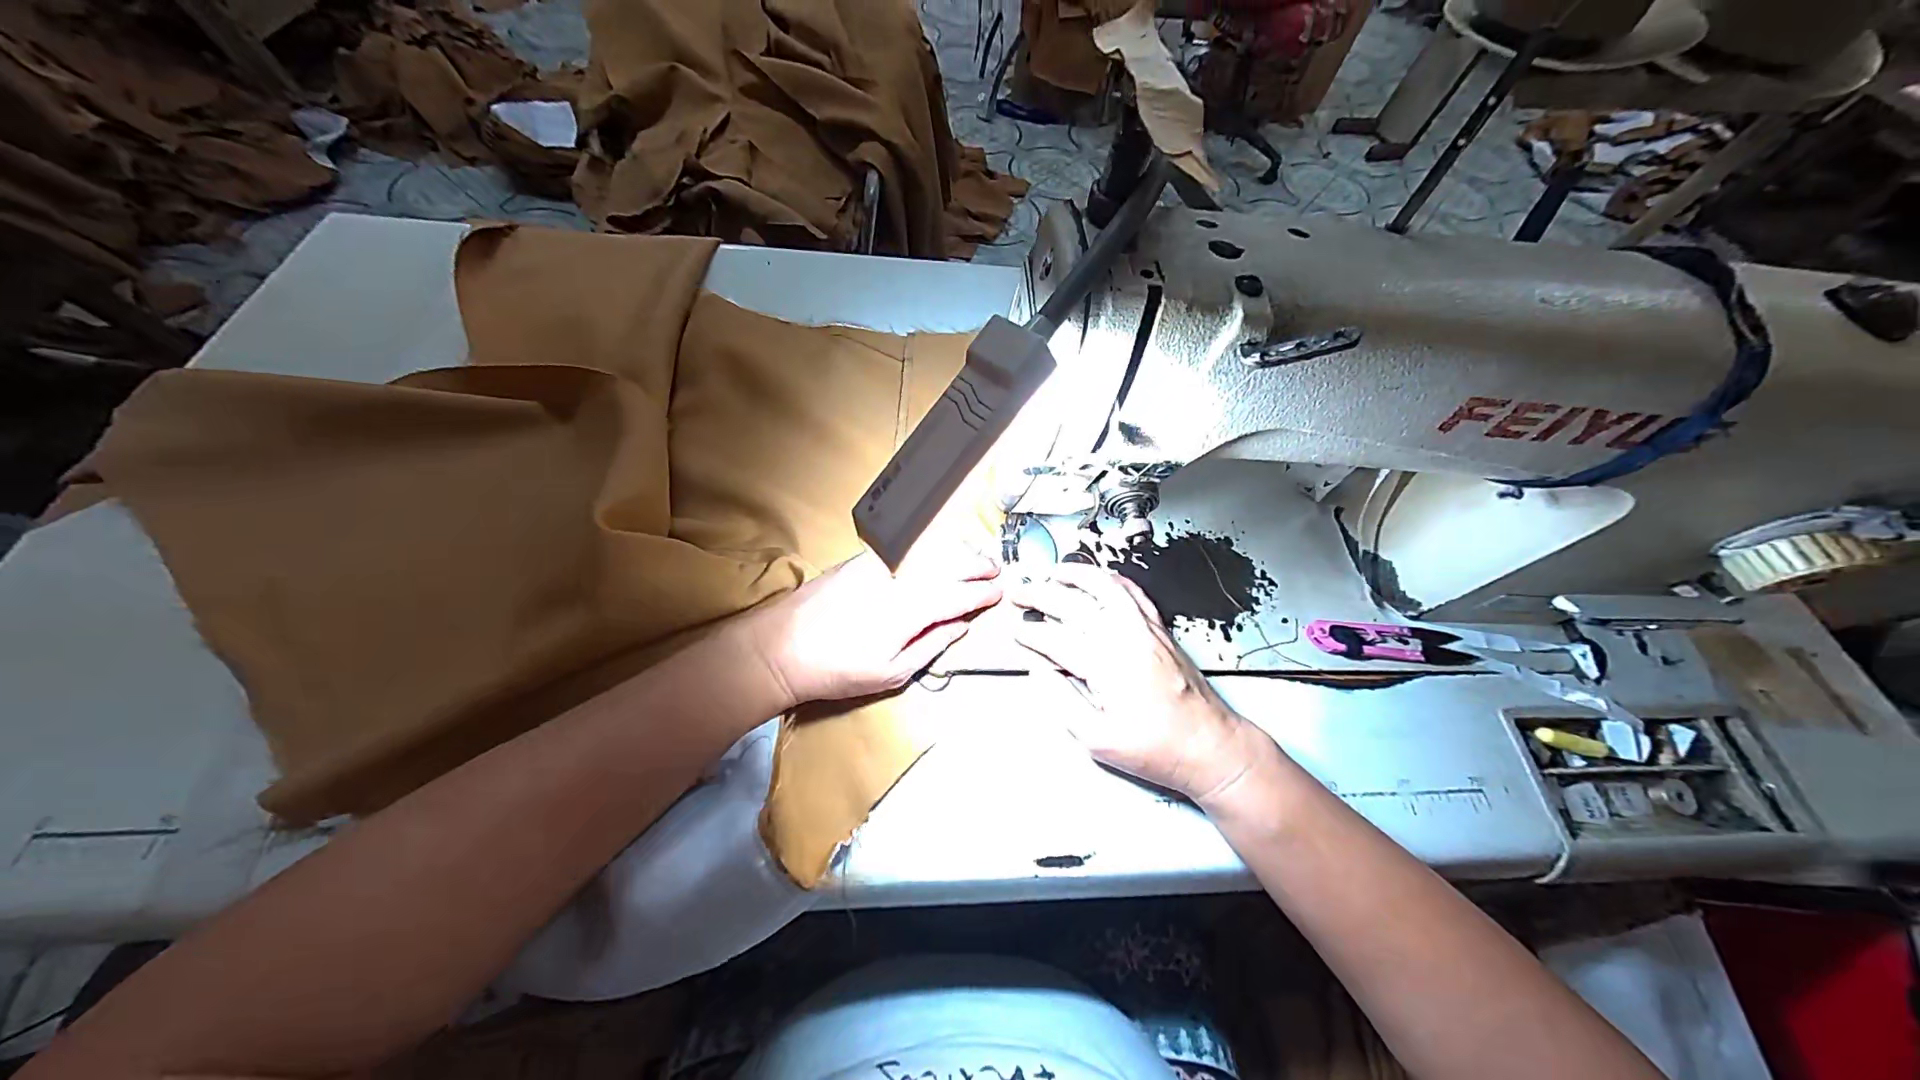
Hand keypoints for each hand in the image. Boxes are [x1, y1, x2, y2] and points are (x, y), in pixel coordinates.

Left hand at [743, 548, 1002, 707]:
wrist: (779, 647)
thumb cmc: (836, 670)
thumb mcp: (890, 673)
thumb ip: (931, 646)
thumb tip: (959, 626)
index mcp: (909, 609)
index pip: (957, 594)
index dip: (982, 593)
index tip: (1000, 591)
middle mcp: (898, 579)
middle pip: (947, 563)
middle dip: (975, 564)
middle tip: (994, 568)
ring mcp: (877, 565)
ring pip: (927, 551)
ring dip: (956, 552)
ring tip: (974, 557)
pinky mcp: (861, 560)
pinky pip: (905, 549)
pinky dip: (928, 549)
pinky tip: (936, 553)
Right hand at [1010, 562, 1263, 800]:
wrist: (1209, 746)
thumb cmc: (1158, 748)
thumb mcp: (1097, 739)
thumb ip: (1062, 700)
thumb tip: (1040, 672)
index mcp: (1106, 664)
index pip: (1056, 638)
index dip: (1031, 634)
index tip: (1018, 634)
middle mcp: (1126, 637)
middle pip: (1074, 604)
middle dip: (1041, 595)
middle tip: (1020, 594)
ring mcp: (1146, 629)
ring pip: (1105, 587)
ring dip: (1076, 575)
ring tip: (1055, 571)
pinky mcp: (1160, 630)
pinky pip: (1134, 592)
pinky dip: (1112, 579)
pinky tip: (1100, 578)